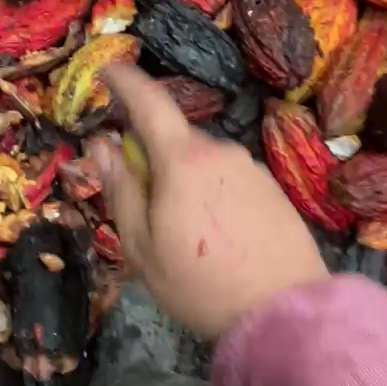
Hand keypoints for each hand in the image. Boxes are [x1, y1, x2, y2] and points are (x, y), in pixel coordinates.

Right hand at [90, 65, 327, 339]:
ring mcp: (252, 169)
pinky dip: (210, 193)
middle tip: (142, 207)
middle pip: (173, 139)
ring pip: (201, 161)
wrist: (285, 315)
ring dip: (182, 180)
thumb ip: (120, 188)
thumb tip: (102, 145)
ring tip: (182, 234)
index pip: (150, 102)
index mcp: (184, 160)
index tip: (108, 70)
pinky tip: (215, 236)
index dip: (125, 81)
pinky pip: (226, 178)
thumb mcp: (141, 245)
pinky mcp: (273, 189)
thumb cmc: (200, 284)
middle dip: (151, 158)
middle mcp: (221, 152)